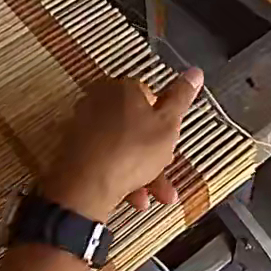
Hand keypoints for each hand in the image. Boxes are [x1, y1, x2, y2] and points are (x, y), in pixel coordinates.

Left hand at [41, 68, 203, 220]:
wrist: (86, 185)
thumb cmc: (129, 151)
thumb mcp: (168, 125)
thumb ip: (182, 98)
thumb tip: (195, 73)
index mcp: (123, 88)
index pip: (151, 97)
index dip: (165, 121)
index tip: (171, 138)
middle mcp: (99, 102)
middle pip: (137, 126)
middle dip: (156, 153)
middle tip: (166, 168)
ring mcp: (84, 126)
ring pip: (123, 147)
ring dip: (144, 172)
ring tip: (156, 193)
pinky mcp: (75, 150)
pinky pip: (107, 160)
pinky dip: (122, 176)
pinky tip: (136, 196)